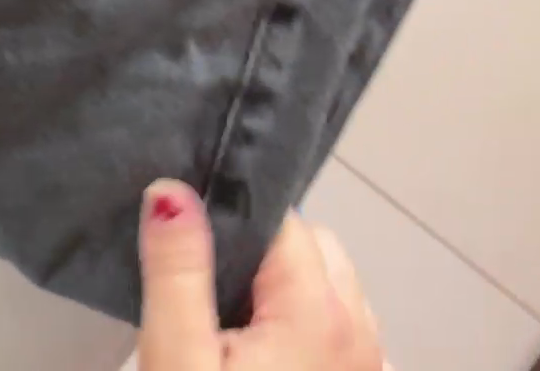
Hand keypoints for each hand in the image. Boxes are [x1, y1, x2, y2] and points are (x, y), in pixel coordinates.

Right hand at [137, 180, 389, 370]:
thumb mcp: (178, 346)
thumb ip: (177, 267)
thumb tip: (170, 187)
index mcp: (318, 312)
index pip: (283, 219)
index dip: (230, 207)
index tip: (186, 217)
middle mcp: (361, 332)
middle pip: (317, 245)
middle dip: (262, 241)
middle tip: (203, 268)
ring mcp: (368, 366)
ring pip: (334, 283)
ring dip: (287, 276)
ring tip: (227, 299)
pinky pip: (345, 325)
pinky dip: (308, 312)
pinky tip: (264, 336)